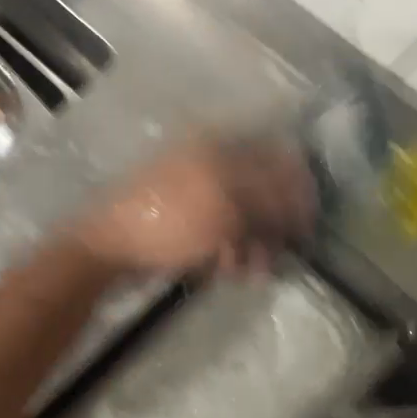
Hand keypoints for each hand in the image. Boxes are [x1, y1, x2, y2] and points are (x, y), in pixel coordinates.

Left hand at [69, 137, 314, 276]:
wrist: (107, 248)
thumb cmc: (166, 223)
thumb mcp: (225, 210)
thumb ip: (269, 198)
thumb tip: (301, 195)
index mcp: (214, 147)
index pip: (273, 155)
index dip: (297, 188)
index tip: (310, 221)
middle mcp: (204, 161)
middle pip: (257, 188)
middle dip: (272, 224)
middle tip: (278, 254)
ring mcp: (189, 190)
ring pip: (238, 213)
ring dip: (251, 243)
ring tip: (248, 270)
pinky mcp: (178, 217)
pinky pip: (214, 229)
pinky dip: (225, 248)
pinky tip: (224, 270)